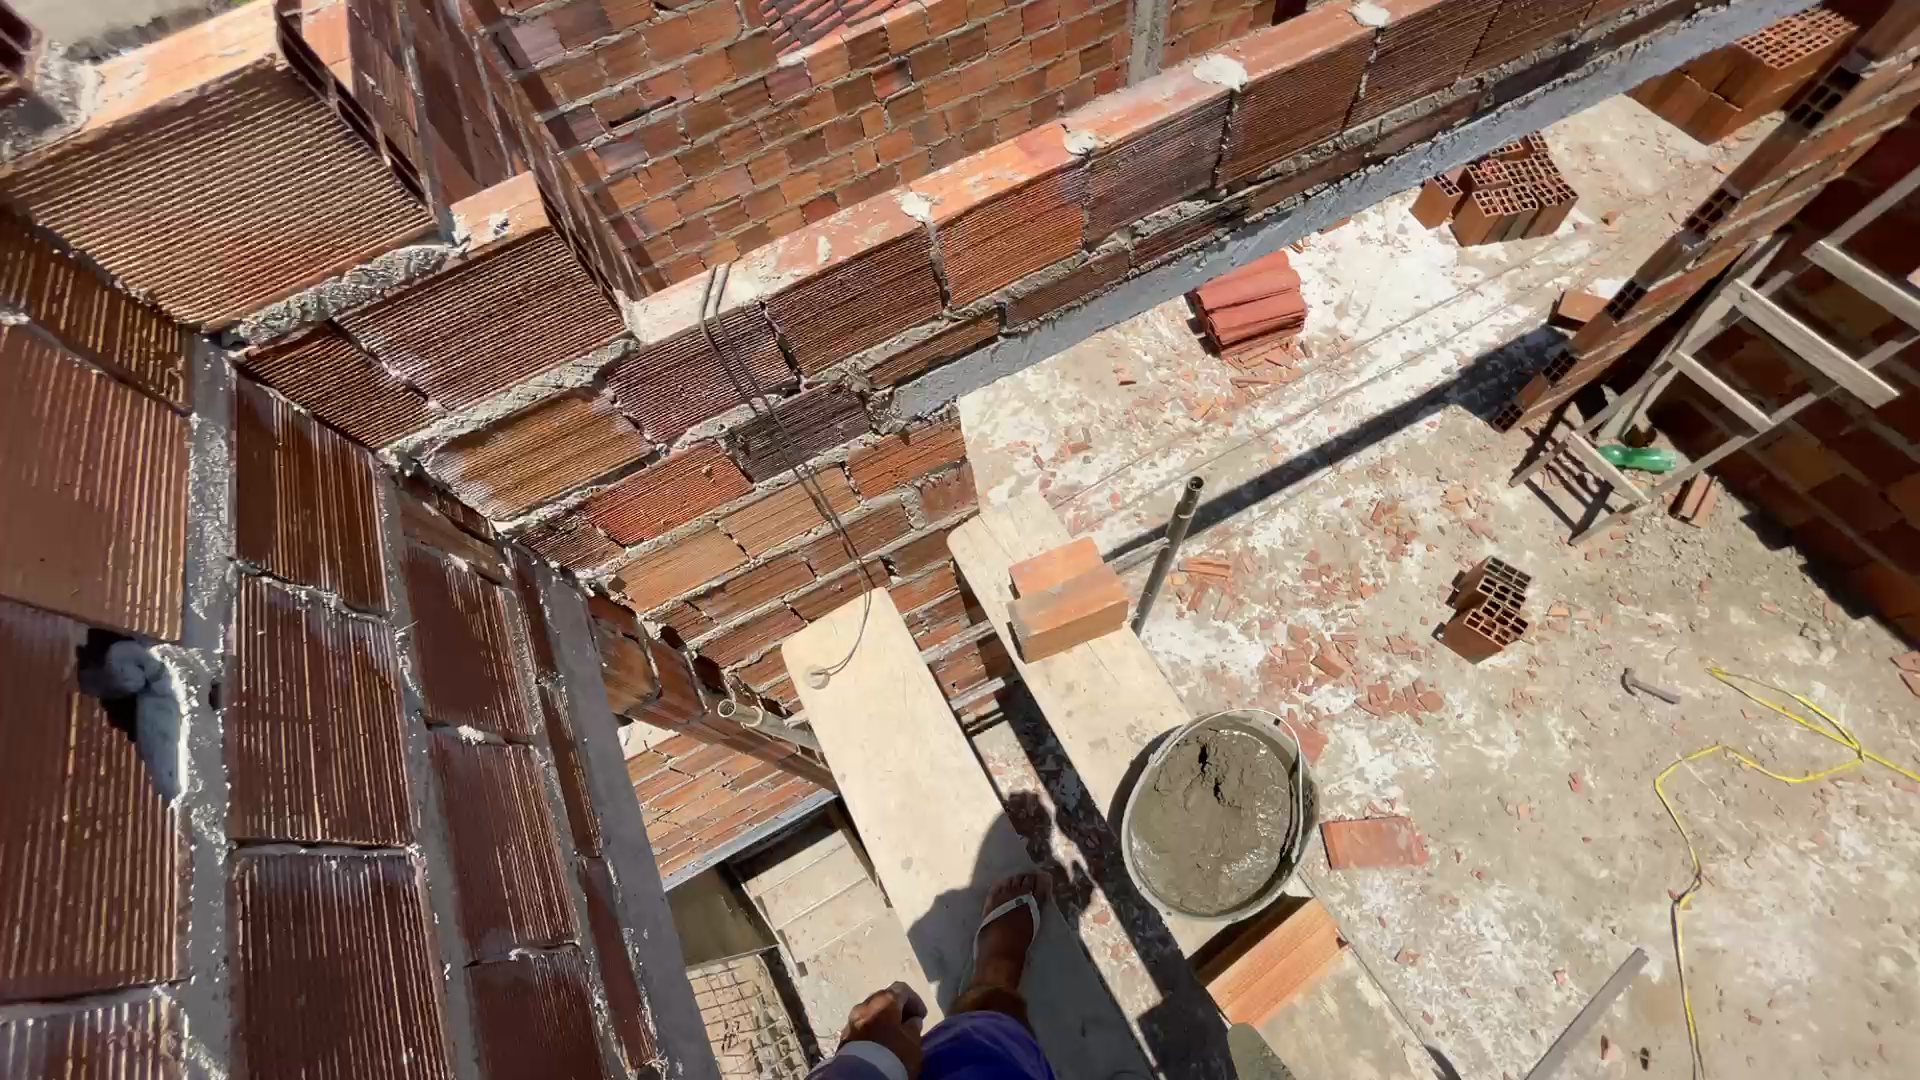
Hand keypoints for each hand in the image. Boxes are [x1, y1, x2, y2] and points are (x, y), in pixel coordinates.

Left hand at [841, 982, 926, 1078]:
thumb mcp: (913, 1042)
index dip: (914, 1001)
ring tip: (891, 1036)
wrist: (862, 1076)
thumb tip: (912, 1020)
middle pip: (884, 999)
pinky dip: (871, 1032)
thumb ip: (914, 1027)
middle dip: (896, 1010)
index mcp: (885, 999)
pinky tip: (877, 1045)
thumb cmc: (893, 1054)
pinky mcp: (844, 1036)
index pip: (902, 989)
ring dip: (881, 1021)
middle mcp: (866, 1003)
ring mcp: (852, 1019)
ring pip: (870, 1013)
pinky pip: (861, 1028)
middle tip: (906, 1025)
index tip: (921, 1016)